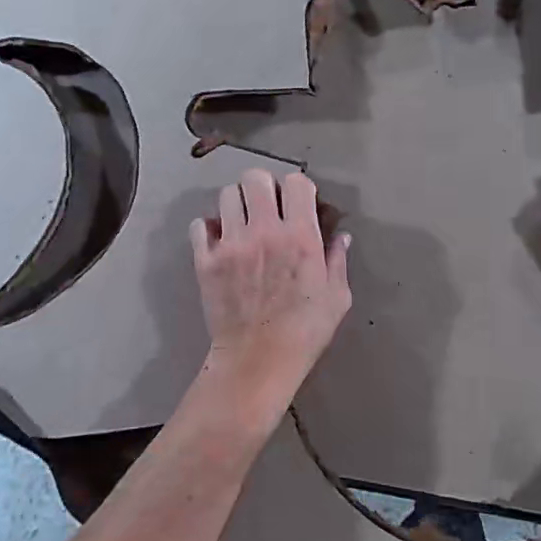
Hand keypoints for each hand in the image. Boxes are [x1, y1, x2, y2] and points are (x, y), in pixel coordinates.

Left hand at [189, 169, 351, 395]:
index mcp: (301, 236)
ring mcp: (231, 245)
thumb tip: (340, 236)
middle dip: (264, 186)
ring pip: (227, 195)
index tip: (301, 203)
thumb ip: (337, 260)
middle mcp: (265, 232)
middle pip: (255, 178)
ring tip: (244, 220)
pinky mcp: (205, 261)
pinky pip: (199, 224)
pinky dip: (210, 227)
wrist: (258, 362)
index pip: (296, 183)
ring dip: (238, 203)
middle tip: (269, 205)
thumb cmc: (306, 331)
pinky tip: (222, 240)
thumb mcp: (337, 296)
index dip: (299, 188)